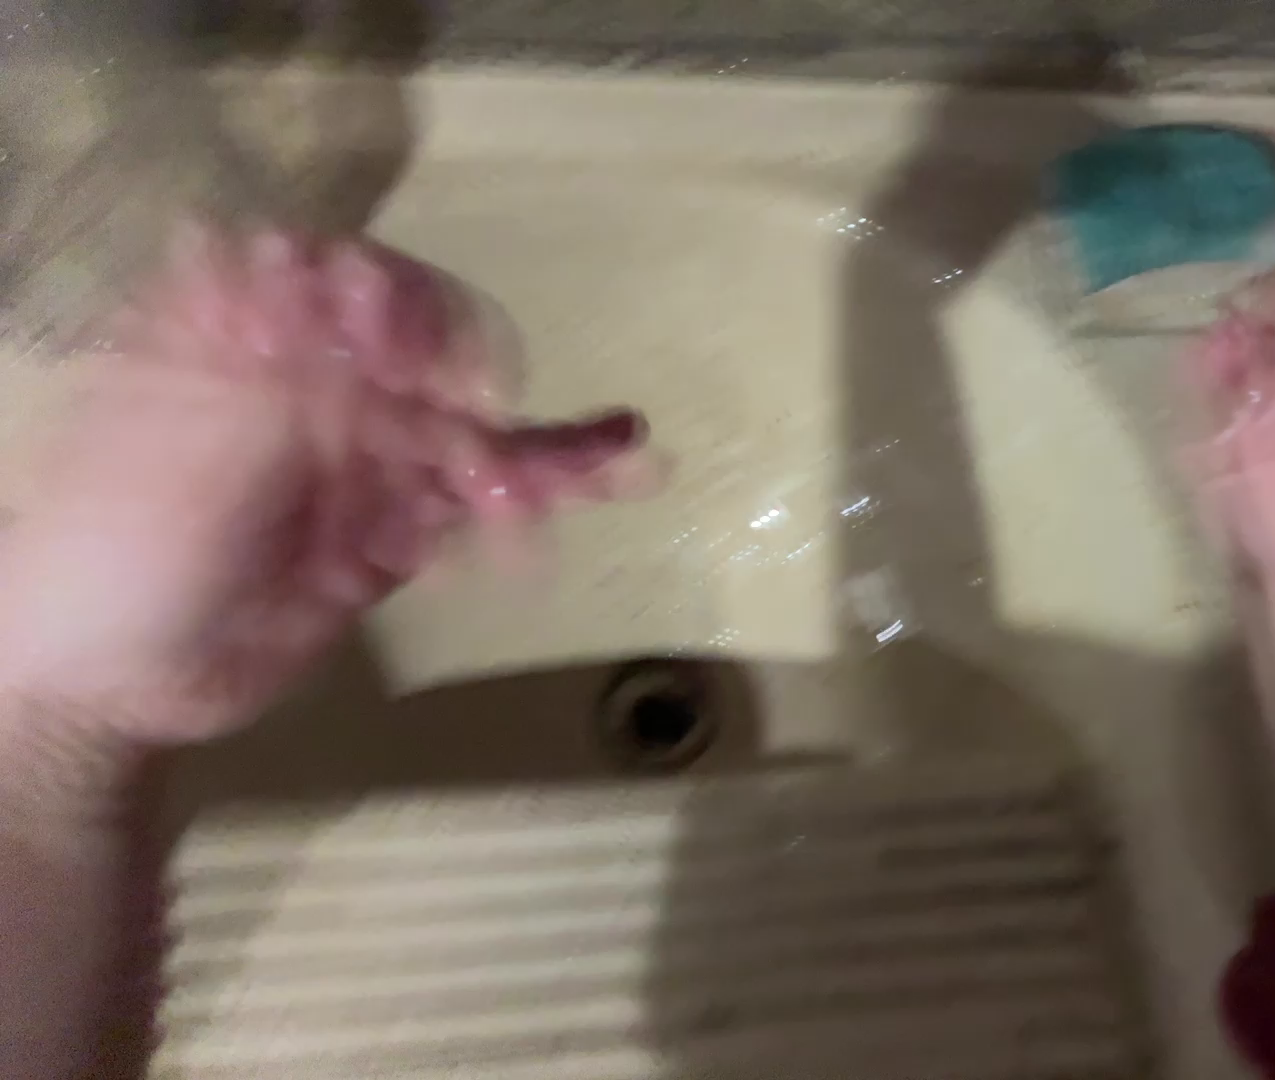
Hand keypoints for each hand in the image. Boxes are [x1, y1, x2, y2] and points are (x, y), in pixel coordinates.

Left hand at [0, 226, 640, 742]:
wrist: (125, 686)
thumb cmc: (116, 560)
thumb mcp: (181, 452)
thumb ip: (274, 368)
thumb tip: (318, 259)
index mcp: (257, 350)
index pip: (348, 284)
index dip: (398, 307)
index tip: (408, 364)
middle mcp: (331, 393)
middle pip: (442, 359)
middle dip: (484, 394)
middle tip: (483, 442)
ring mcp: (382, 462)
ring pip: (486, 435)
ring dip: (553, 446)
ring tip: (631, 447)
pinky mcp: (417, 523)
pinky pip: (495, 499)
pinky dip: (555, 491)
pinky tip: (621, 472)